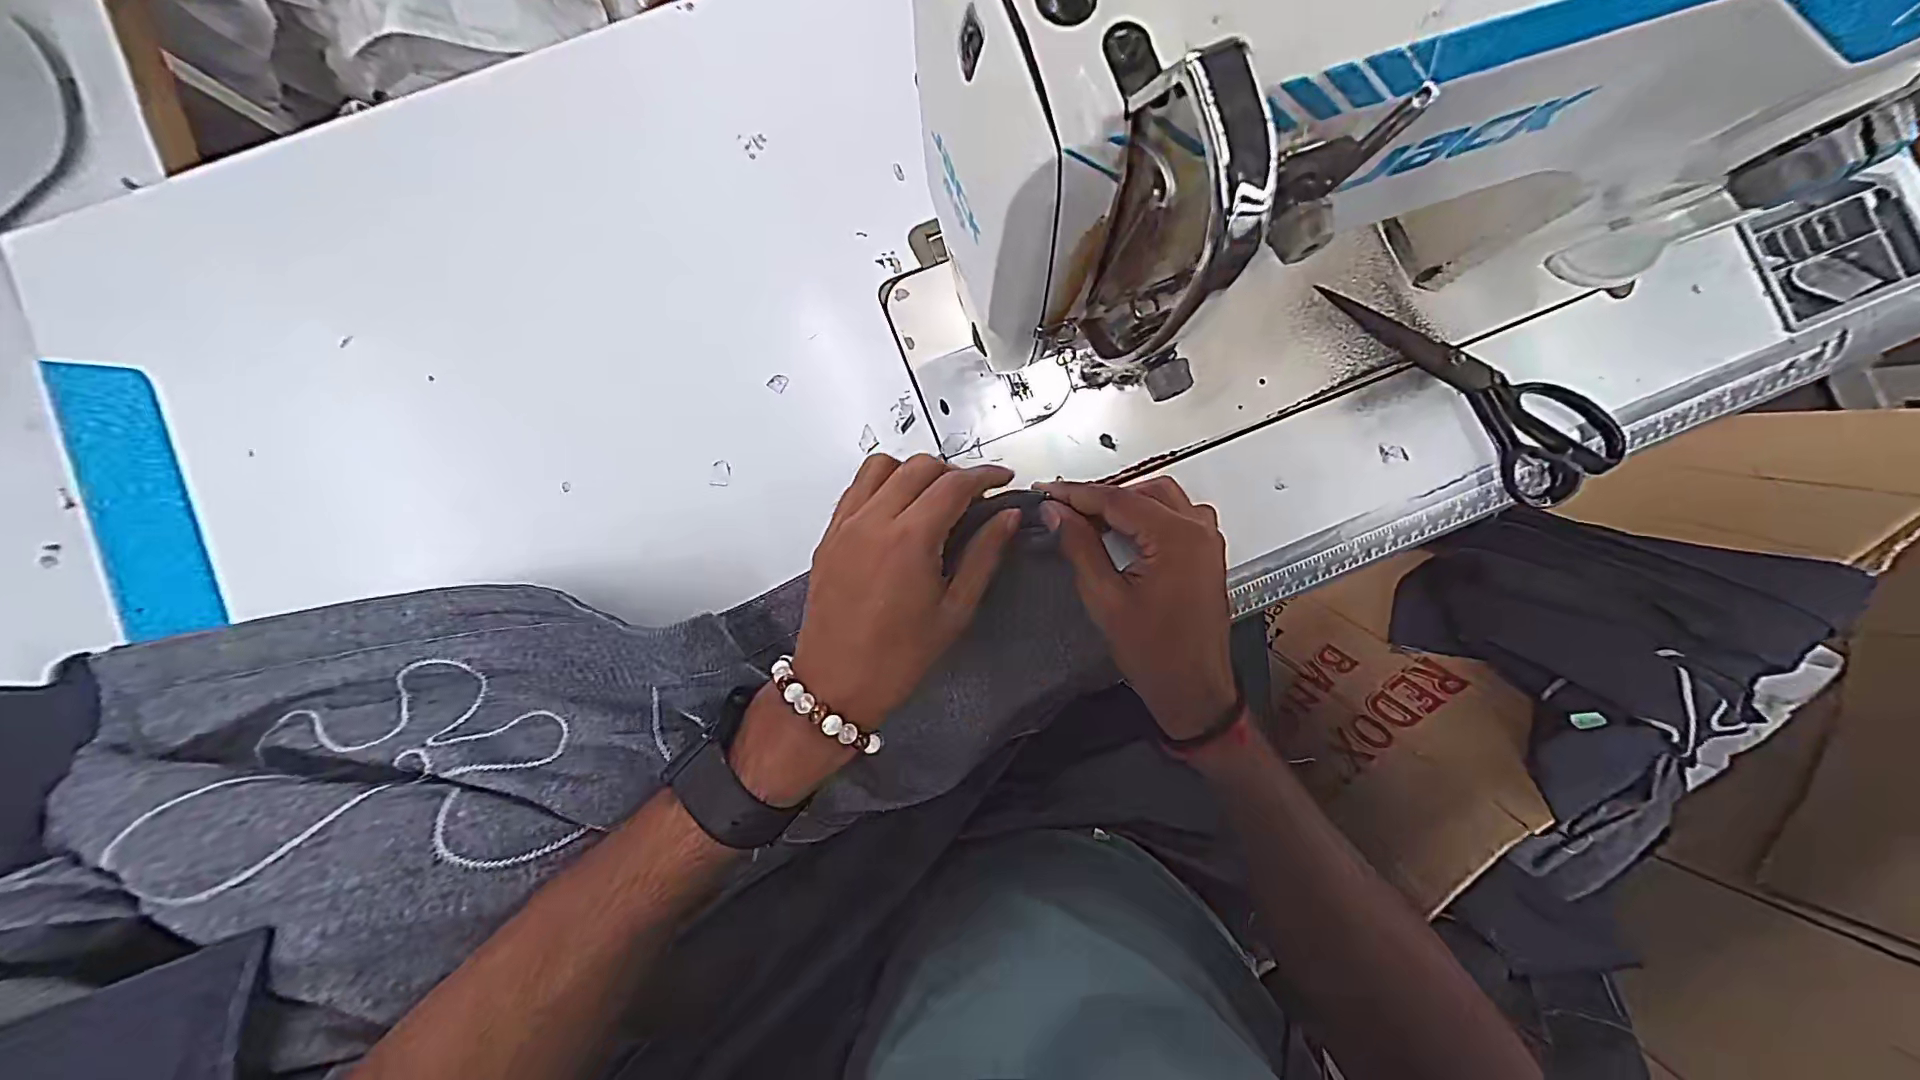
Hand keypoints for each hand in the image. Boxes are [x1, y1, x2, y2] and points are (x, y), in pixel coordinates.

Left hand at [732, 454, 1019, 804]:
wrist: (838, 682)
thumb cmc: (893, 659)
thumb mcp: (955, 610)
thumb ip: (984, 555)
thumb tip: (1005, 521)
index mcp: (909, 540)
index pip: (954, 483)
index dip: (985, 475)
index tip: (998, 478)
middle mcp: (873, 524)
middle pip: (920, 465)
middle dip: (954, 471)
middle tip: (973, 493)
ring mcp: (846, 527)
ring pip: (882, 465)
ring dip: (914, 470)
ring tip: (933, 495)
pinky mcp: (829, 537)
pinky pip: (855, 488)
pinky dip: (881, 484)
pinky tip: (897, 507)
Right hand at [1038, 477, 1238, 739]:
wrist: (1193, 689)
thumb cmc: (1159, 655)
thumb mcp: (1105, 598)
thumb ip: (1079, 547)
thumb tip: (1059, 514)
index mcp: (1177, 538)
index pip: (1117, 499)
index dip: (1076, 494)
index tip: (1049, 492)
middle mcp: (1199, 533)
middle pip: (1141, 491)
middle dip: (1100, 496)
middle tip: (1064, 508)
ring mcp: (1207, 542)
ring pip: (1161, 498)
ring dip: (1125, 502)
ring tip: (1088, 520)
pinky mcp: (1206, 554)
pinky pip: (1176, 516)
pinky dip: (1146, 515)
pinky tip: (1122, 532)